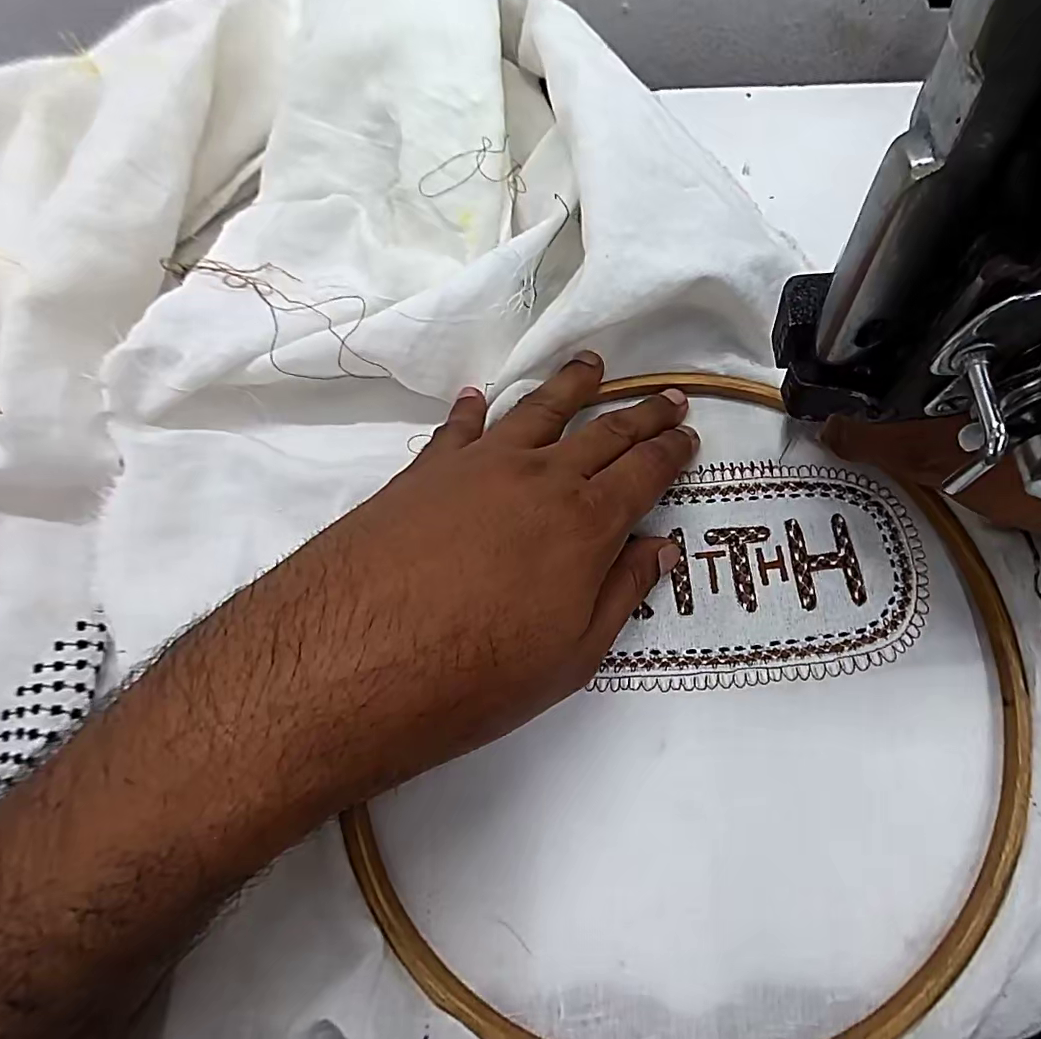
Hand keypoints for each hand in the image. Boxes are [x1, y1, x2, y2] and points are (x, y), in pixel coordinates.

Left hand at [274, 350, 696, 803]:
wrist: (352, 661)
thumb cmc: (477, 675)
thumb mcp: (572, 654)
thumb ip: (622, 592)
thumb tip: (659, 546)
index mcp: (585, 523)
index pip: (644, 472)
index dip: (671, 451)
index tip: (688, 436)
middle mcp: (541, 478)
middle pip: (604, 432)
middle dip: (643, 414)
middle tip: (668, 399)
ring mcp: (480, 466)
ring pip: (539, 409)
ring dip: (573, 384)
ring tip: (595, 364)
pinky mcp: (425, 470)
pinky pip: (459, 427)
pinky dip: (473, 409)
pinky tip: (477, 397)